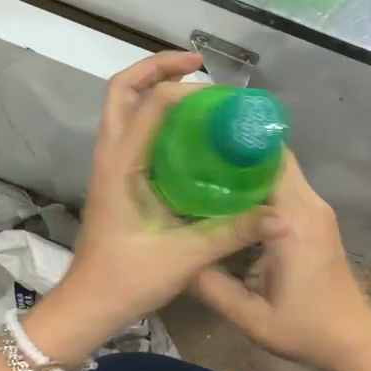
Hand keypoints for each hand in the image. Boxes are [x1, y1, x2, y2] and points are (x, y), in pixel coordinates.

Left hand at [28, 52, 280, 358]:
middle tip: (198, 66)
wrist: (89, 305)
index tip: (221, 97)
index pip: (150, 105)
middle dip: (157, 68)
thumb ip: (233, 233)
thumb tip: (282, 217)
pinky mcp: (115, 177)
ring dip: (154, 87)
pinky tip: (190, 131)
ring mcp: (109, 164)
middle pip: (122, 89)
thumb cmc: (128, 279)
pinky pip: (131, 129)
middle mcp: (110, 155)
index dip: (186, 91)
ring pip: (123, 106)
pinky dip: (155, 115)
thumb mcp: (185, 256)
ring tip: (197, 90)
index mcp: (121, 165)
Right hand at [191, 152, 370, 370]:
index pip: (266, 162)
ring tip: (205, 173)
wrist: (352, 338)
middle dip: (235, 153)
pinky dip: (258, 183)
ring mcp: (316, 207)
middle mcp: (308, 204)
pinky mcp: (315, 215)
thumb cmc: (304, 328)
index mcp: (292, 222)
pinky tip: (229, 196)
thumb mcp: (250, 317)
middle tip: (194, 158)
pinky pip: (285, 184)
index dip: (232, 149)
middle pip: (271, 158)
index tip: (196, 147)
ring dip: (246, 167)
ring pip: (278, 168)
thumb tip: (175, 255)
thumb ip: (210, 286)